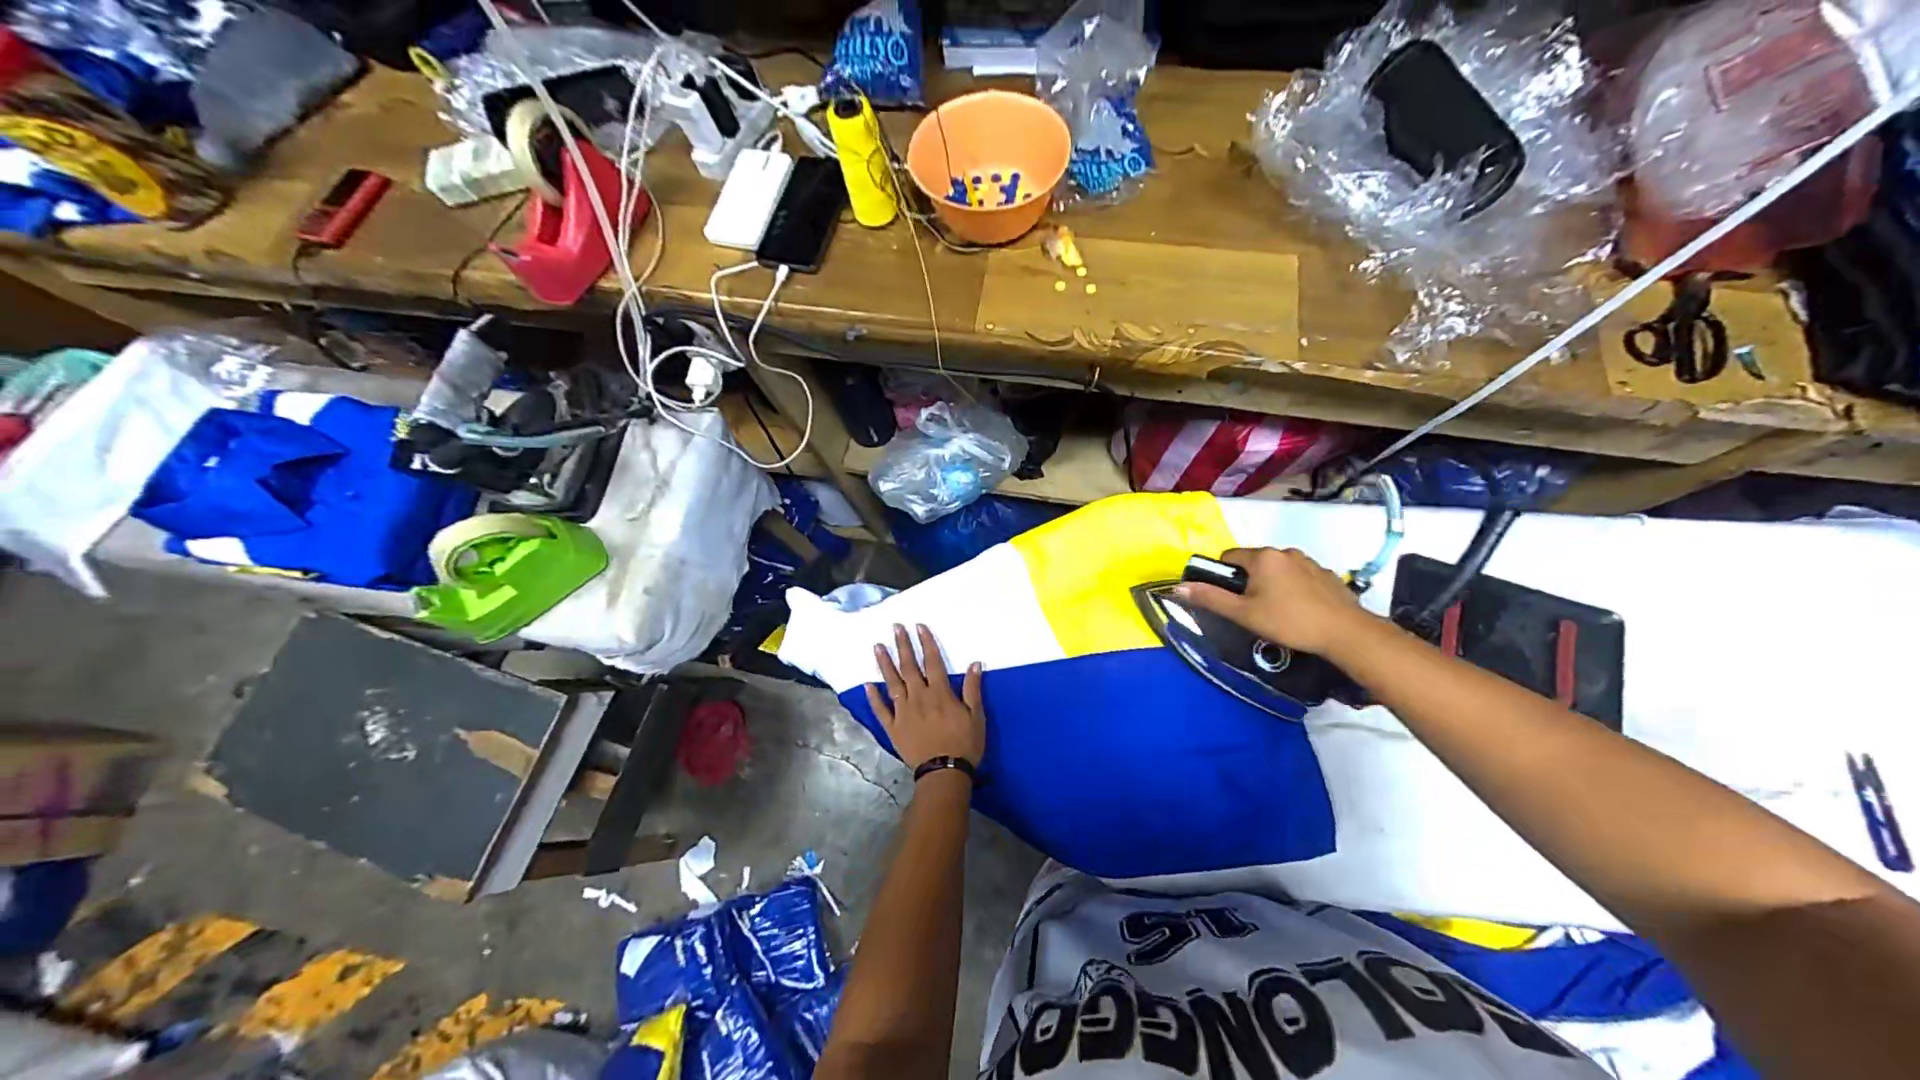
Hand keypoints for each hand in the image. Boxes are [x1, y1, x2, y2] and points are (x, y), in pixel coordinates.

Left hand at [866, 624, 986, 772]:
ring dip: (885, 664)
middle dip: (902, 645)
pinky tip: (867, 684)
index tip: (918, 626)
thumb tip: (975, 663)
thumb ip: (973, 688)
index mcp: (940, 693)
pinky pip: (881, 710)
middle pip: (909, 667)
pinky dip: (873, 697)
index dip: (926, 642)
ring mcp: (903, 712)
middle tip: (895, 627)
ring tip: (877, 646)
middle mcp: (918, 697)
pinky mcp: (893, 727)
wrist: (944, 772)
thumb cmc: (964, 744)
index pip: (932, 661)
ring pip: (892, 683)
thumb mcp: (976, 716)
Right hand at [1175, 547, 1375, 657]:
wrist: (1346, 632)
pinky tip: (1300, 611)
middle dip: (1249, 582)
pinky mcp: (1327, 574)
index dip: (1224, 577)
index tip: (1231, 599)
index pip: (1229, 557)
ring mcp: (1309, 561)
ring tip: (1278, 613)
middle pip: (1254, 562)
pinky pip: (1299, 576)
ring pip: (1278, 570)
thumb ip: (1211, 598)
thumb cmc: (1289, 622)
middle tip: (1253, 610)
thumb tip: (1179, 587)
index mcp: (1263, 557)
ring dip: (1272, 585)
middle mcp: (1285, 551)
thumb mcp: (1244, 614)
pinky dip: (1294, 589)